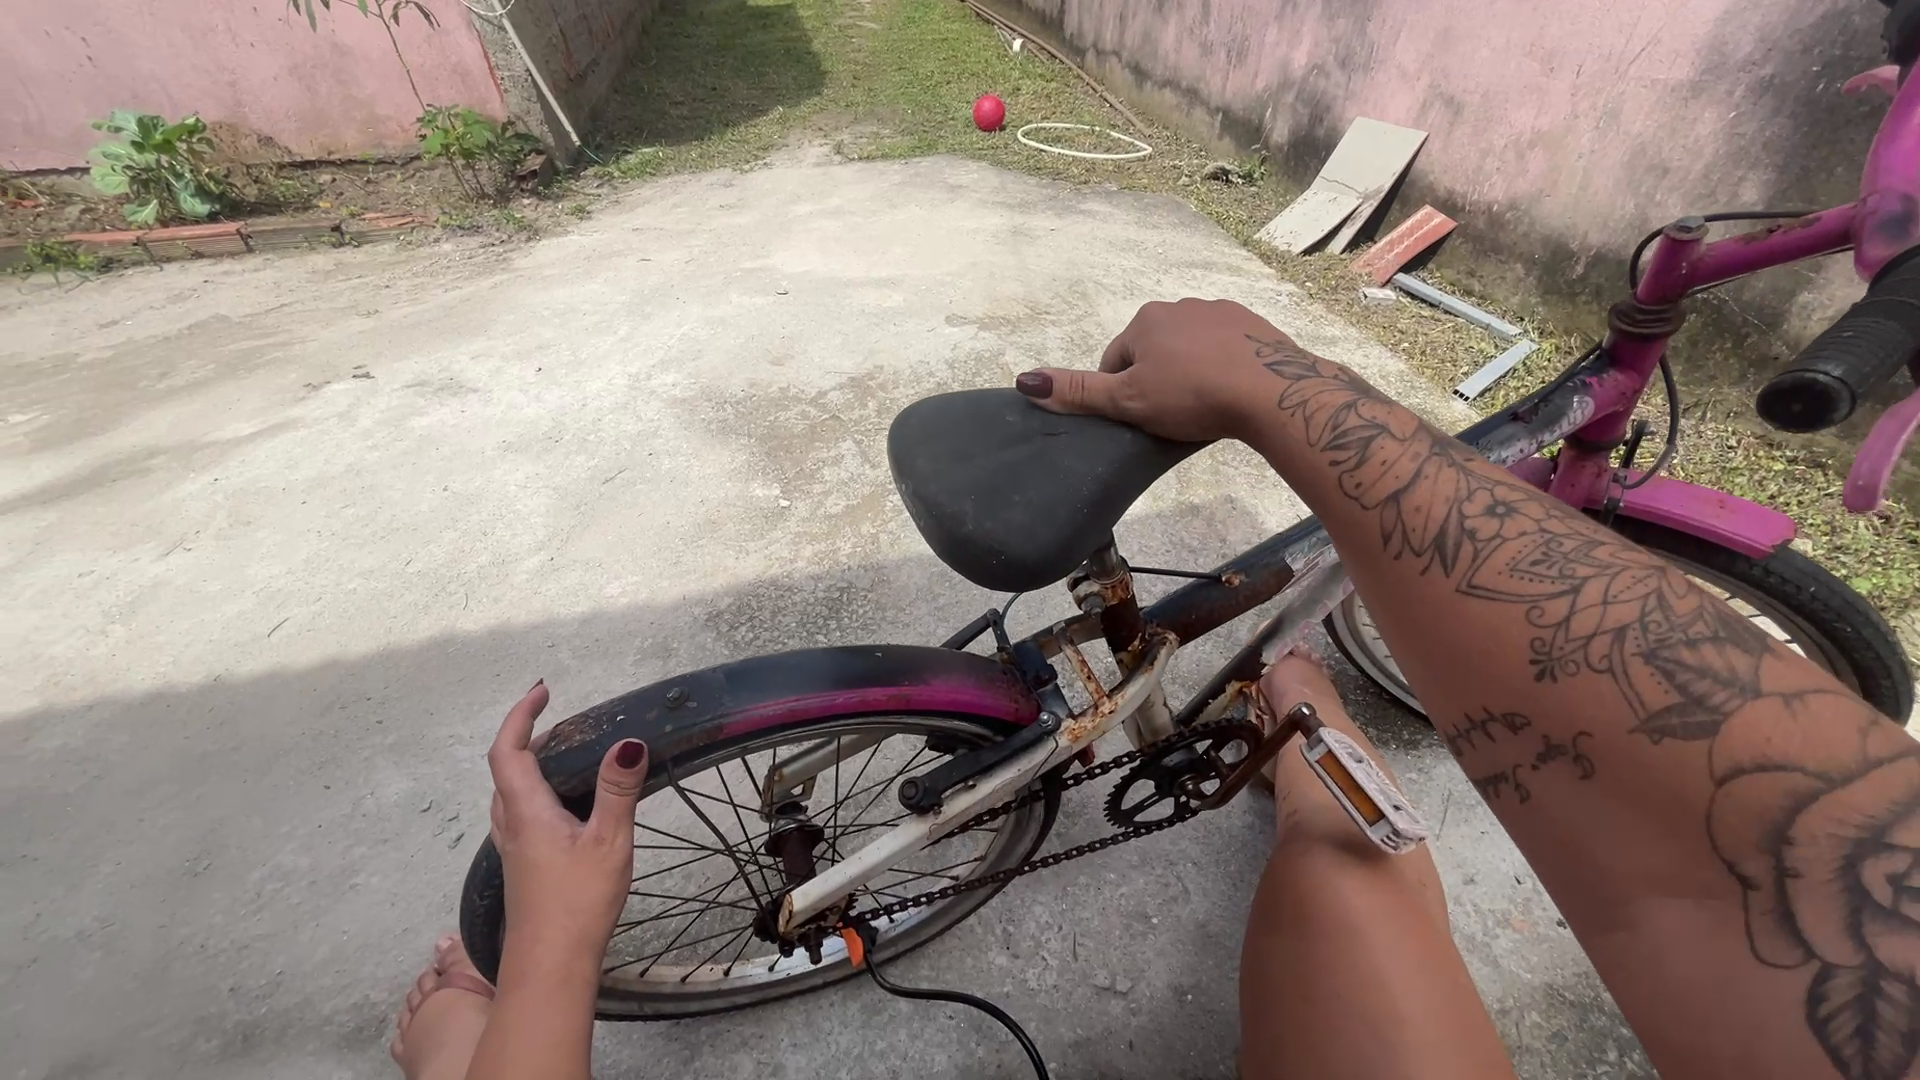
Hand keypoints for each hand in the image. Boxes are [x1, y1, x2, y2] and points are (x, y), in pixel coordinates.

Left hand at [486, 681, 648, 960]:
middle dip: (527, 736)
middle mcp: (513, 826)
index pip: (509, 752)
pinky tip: (568, 805)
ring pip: (510, 794)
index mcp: (527, 812)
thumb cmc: (578, 902)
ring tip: (567, 753)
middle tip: (564, 720)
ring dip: (529, 763)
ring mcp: (515, 849)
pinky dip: (537, 790)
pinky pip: (521, 813)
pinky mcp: (525, 866)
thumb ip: (618, 789)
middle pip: (505, 770)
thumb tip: (627, 741)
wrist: (551, 967)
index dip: (521, 716)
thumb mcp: (609, 840)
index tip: (543, 691)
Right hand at [1014, 298, 1316, 441]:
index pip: (1114, 361)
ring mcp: (1219, 311)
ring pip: (1187, 348)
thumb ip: (1078, 391)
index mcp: (1144, 321)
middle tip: (1170, 415)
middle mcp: (1178, 305)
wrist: (1271, 392)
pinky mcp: (1252, 323)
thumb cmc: (1191, 397)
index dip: (1120, 393)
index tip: (1139, 417)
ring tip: (1201, 406)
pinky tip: (1228, 391)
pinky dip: (1218, 366)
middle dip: (1154, 379)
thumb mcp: (1127, 401)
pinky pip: (1222, 346)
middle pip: (1150, 351)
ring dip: (1186, 371)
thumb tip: (1025, 380)